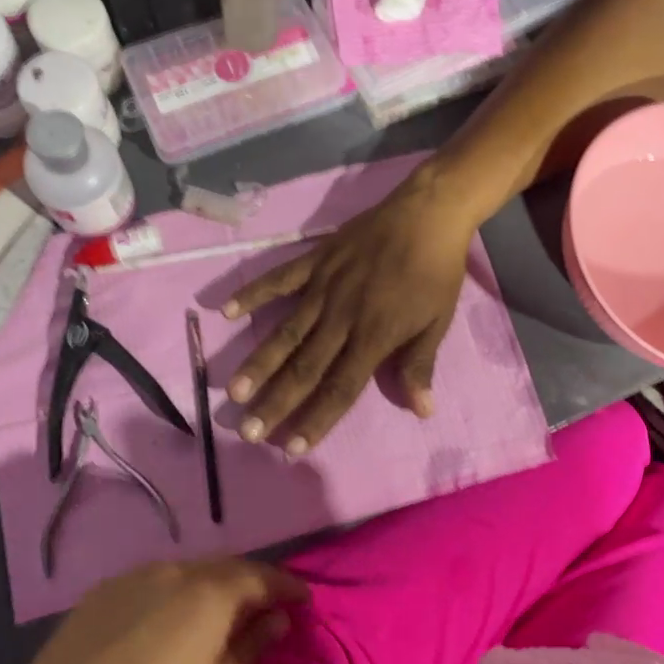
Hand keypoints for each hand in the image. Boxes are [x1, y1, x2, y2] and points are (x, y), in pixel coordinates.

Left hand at [0, 559, 307, 663]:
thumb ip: (250, 652)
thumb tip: (276, 619)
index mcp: (209, 593)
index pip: (261, 575)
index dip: (287, 584)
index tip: (305, 599)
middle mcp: (174, 570)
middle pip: (225, 566)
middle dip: (251, 583)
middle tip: (267, 607)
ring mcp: (133, 576)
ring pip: (188, 570)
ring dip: (212, 586)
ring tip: (220, 613)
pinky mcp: (101, 591)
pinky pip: (153, 581)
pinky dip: (175, 593)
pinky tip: (170, 620)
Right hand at [223, 164, 478, 454]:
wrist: (427, 214)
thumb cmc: (436, 273)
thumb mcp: (437, 322)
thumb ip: (419, 365)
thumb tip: (421, 411)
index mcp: (373, 336)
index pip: (340, 388)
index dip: (316, 419)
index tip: (290, 448)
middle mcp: (342, 318)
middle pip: (304, 368)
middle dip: (275, 403)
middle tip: (247, 431)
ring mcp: (323, 287)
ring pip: (285, 332)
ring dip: (259, 362)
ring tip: (233, 390)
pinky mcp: (314, 259)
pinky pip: (278, 279)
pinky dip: (252, 293)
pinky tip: (225, 310)